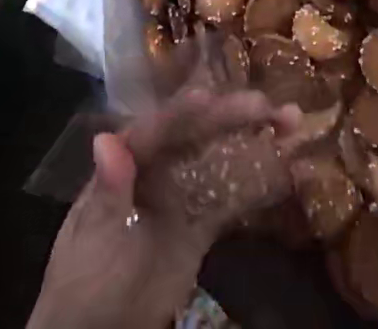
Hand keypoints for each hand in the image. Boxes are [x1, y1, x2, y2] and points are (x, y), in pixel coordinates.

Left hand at [27, 88, 298, 328]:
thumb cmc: (85, 280)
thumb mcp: (93, 236)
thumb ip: (107, 190)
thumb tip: (104, 139)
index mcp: (126, 162)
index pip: (156, 129)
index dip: (182, 112)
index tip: (210, 96)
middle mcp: (156, 167)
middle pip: (195, 133)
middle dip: (230, 115)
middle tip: (269, 105)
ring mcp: (179, 193)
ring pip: (219, 157)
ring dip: (253, 137)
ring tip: (292, 120)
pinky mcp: (197, 224)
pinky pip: (230, 197)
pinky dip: (257, 182)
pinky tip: (286, 167)